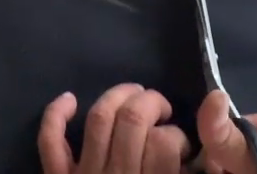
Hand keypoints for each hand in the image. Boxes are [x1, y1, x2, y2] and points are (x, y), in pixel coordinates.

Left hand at [38, 84, 188, 173]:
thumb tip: (206, 163)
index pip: (165, 144)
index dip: (178, 135)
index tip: (183, 144)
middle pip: (133, 121)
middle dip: (151, 103)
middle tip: (162, 108)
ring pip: (99, 119)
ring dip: (117, 95)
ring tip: (135, 93)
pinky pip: (50, 142)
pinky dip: (55, 115)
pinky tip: (70, 98)